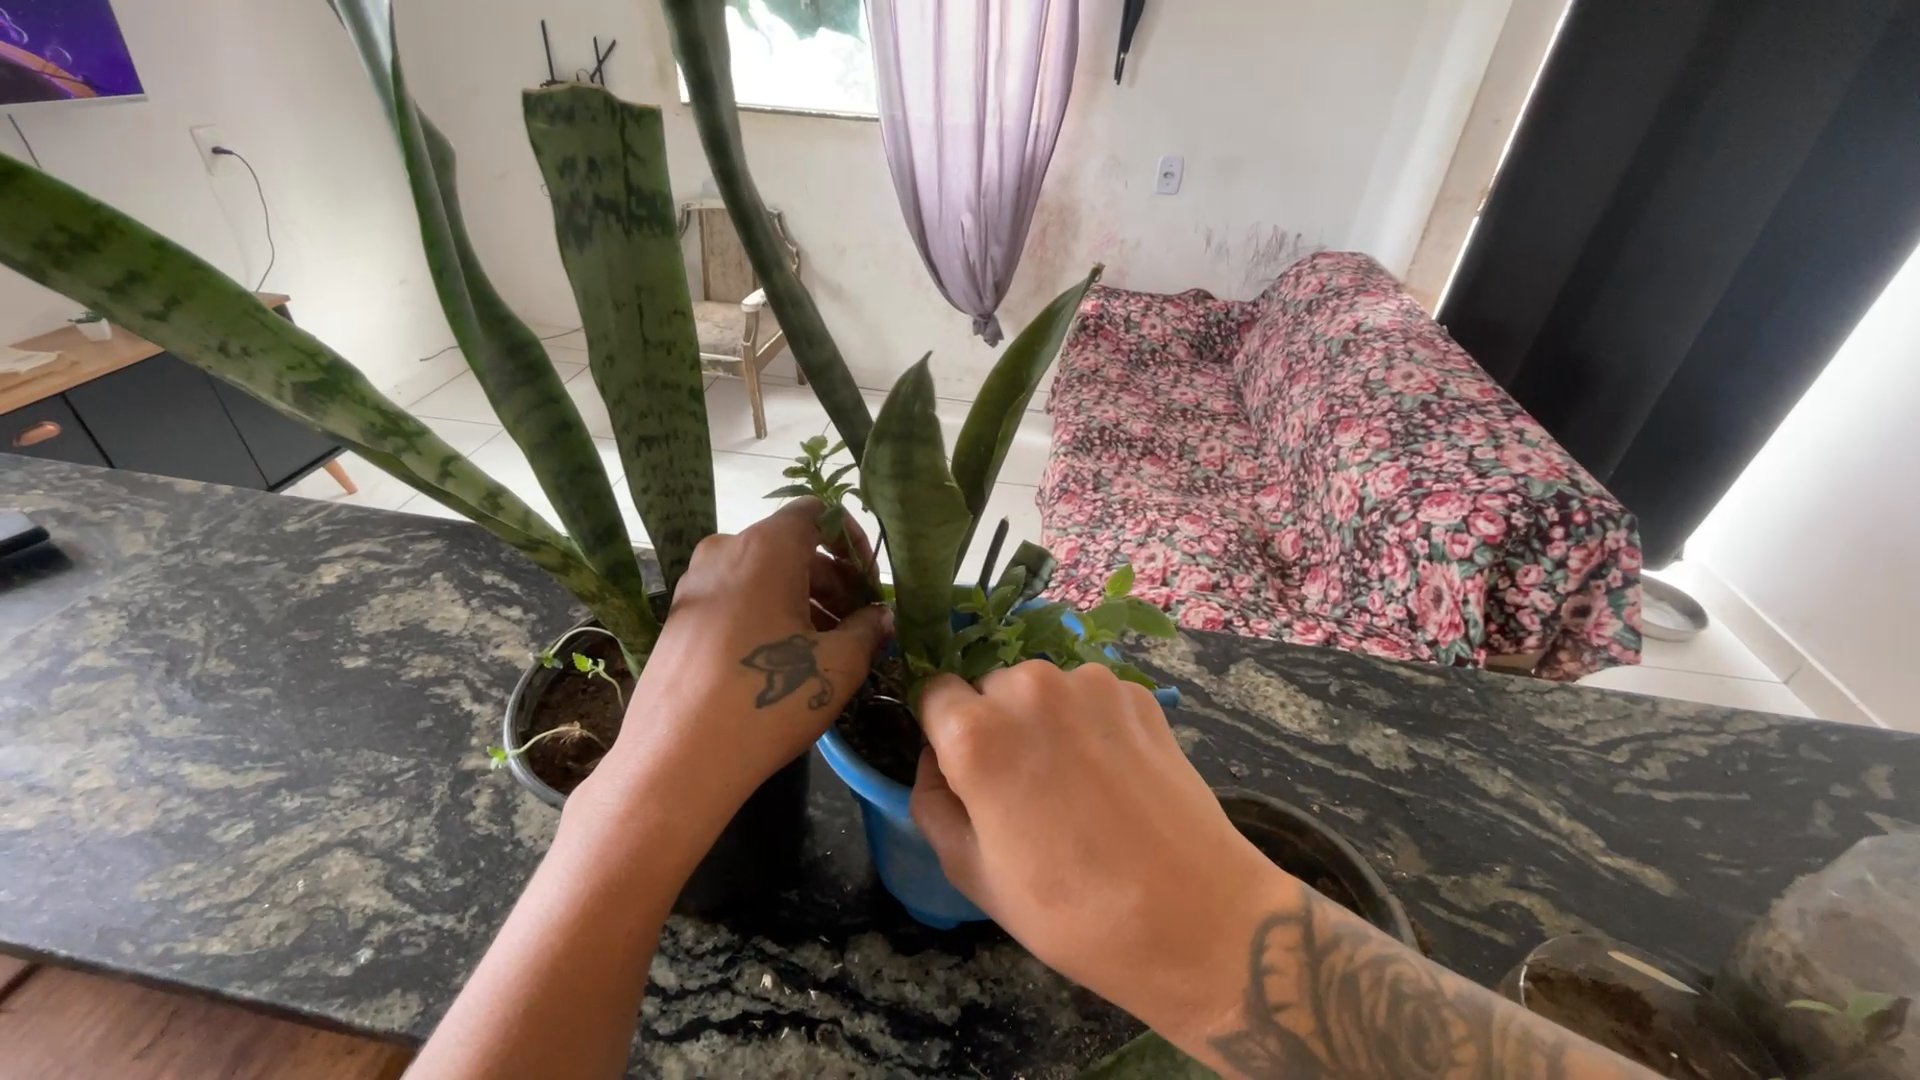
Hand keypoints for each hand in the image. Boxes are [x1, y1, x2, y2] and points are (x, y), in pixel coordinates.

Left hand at [584, 498, 889, 818]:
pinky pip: (737, 597)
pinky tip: (787, 659)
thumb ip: (868, 629)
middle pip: (793, 546)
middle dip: (834, 580)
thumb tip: (881, 617)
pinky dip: (769, 613)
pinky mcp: (679, 617)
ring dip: (805, 599)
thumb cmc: (768, 698)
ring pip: (764, 574)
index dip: (853, 541)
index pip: (817, 512)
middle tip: (859, 624)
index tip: (871, 585)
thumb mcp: (837, 665)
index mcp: (766, 546)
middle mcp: (725, 551)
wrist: (677, 759)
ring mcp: (696, 584)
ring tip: (829, 647)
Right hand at [910, 663, 1277, 1034]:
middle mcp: (1028, 687)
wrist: (1193, 919)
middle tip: (1023, 787)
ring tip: (1073, 782)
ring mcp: (1089, 684)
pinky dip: (1088, 721)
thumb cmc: (1069, 908)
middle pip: (988, 687)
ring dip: (1042, 719)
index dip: (942, 730)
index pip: (933, 693)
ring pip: (1040, 688)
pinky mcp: (1137, 692)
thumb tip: (935, 758)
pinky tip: (1111, 773)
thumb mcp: (971, 871)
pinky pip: (1089, 695)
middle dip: (994, 724)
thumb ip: (930, 800)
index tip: (963, 767)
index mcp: (975, 732)